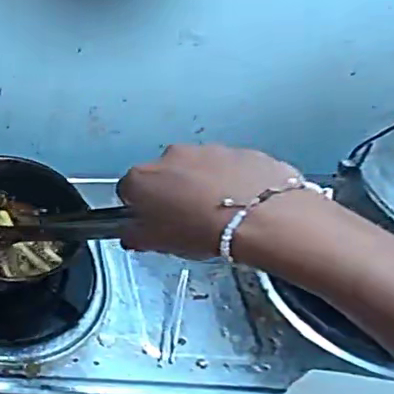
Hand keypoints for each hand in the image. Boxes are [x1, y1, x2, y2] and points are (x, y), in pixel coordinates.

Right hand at [117, 144, 310, 258]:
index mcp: (141, 177)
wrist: (265, 220)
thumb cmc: (202, 230)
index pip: (128, 190)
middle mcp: (170, 156)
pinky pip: (232, 167)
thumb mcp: (155, 243)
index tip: (152, 221)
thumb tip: (130, 231)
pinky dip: (233, 181)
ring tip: (219, 212)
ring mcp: (209, 150)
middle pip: (163, 174)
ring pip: (198, 168)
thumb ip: (132, 234)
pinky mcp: (244, 152)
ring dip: (202, 185)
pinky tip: (244, 204)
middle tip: (186, 217)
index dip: (138, 208)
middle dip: (171, 192)